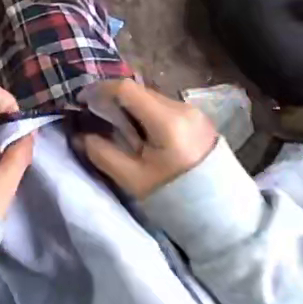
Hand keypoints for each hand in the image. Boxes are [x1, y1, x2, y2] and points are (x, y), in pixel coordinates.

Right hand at [74, 79, 218, 199]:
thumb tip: (81, 135)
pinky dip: (147, 114)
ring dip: (131, 107)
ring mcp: (193, 111)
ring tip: (119, 130)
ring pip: (152, 98)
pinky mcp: (198, 119)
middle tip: (97, 118)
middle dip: (114, 100)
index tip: (81, 100)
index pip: (127, 89)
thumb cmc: (175, 199)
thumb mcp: (132, 180)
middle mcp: (182, 107)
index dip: (100, 90)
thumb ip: (103, 153)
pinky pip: (165, 107)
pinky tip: (142, 135)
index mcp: (167, 121)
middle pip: (139, 91)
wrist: (222, 214)